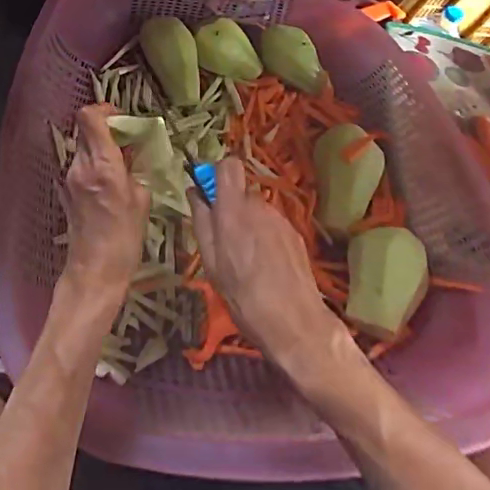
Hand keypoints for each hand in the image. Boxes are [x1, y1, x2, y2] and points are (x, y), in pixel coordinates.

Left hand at [62, 103, 148, 294]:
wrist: (95, 271)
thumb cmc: (125, 237)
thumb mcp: (141, 198)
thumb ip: (134, 168)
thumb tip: (132, 152)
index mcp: (102, 165)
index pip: (89, 117)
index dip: (103, 109)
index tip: (120, 118)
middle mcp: (80, 166)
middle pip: (83, 129)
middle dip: (103, 128)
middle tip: (123, 140)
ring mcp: (68, 177)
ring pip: (80, 146)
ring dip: (97, 146)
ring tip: (117, 163)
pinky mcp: (64, 189)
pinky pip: (78, 164)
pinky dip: (91, 163)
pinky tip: (106, 181)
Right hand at [190, 161, 342, 361]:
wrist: (296, 324)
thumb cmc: (243, 296)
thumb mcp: (210, 262)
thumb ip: (202, 221)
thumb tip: (194, 192)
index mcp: (233, 209)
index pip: (228, 165)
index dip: (217, 174)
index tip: (209, 196)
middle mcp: (259, 206)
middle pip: (241, 191)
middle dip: (230, 207)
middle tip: (223, 241)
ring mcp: (280, 219)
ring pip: (257, 210)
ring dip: (248, 224)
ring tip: (246, 260)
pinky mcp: (295, 234)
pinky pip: (272, 225)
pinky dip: (265, 237)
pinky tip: (266, 267)